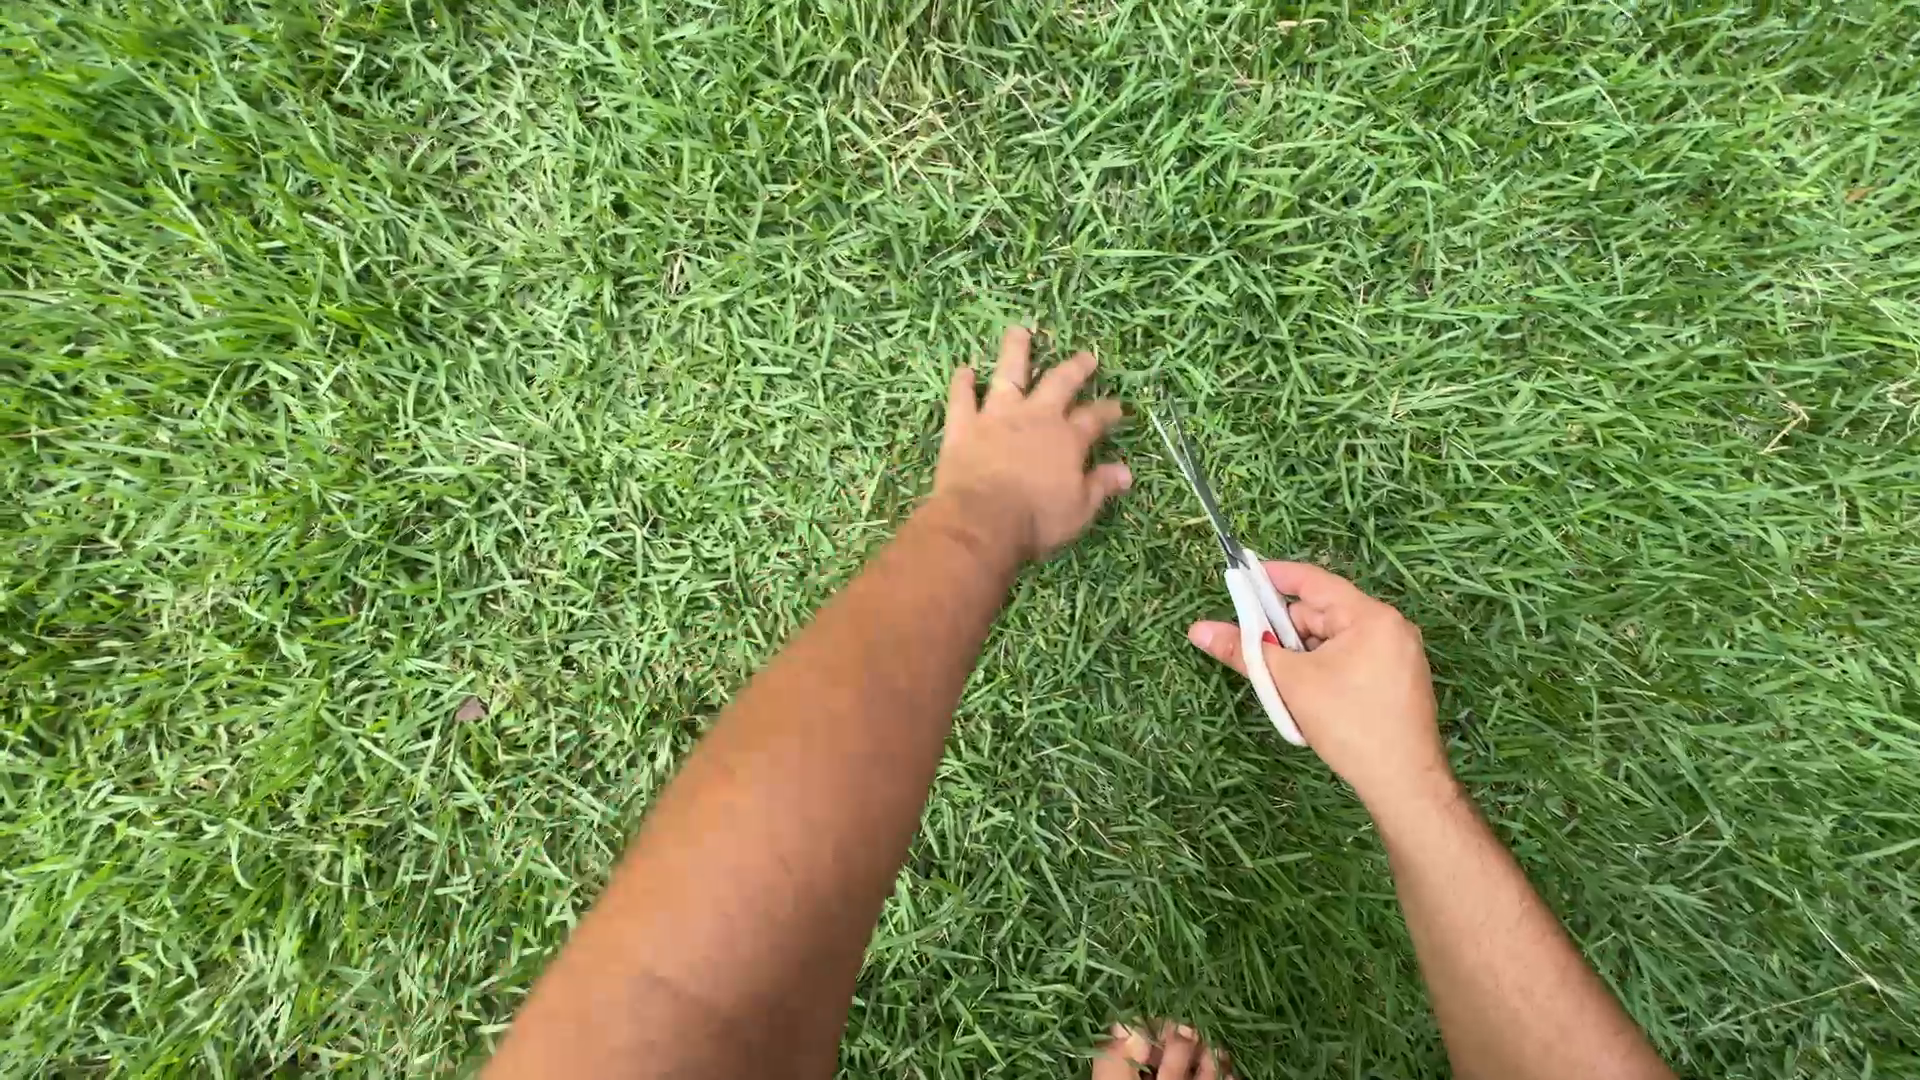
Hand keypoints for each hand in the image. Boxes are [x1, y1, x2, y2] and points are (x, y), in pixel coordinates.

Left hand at [930, 326, 1130, 562]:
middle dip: (1075, 368)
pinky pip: (961, 397)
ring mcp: (997, 417)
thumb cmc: (1036, 521)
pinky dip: (962, 383)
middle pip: (1059, 382)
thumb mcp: (1078, 510)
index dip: (1108, 412)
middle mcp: (1035, 418)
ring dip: (1015, 350)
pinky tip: (964, 369)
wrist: (982, 522)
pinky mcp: (963, 426)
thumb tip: (1126, 472)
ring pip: (1008, 373)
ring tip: (1019, 330)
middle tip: (1086, 356)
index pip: (1094, 418)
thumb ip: (1100, 486)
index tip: (1117, 407)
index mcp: (1067, 439)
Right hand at [1186, 562, 1448, 809]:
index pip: (1312, 581)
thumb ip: (1243, 650)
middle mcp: (1388, 627)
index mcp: (1369, 616)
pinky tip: (1305, 693)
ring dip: (1300, 653)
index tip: (1241, 577)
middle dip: (1283, 629)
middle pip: (1319, 613)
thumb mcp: (1288, 681)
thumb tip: (1197, 630)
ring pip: (1330, 639)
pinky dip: (1319, 666)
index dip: (1273, 576)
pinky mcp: (1396, 678)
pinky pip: (1347, 657)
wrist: (1403, 783)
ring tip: (1282, 682)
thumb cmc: (1347, 723)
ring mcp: (1397, 654)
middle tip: (1256, 650)